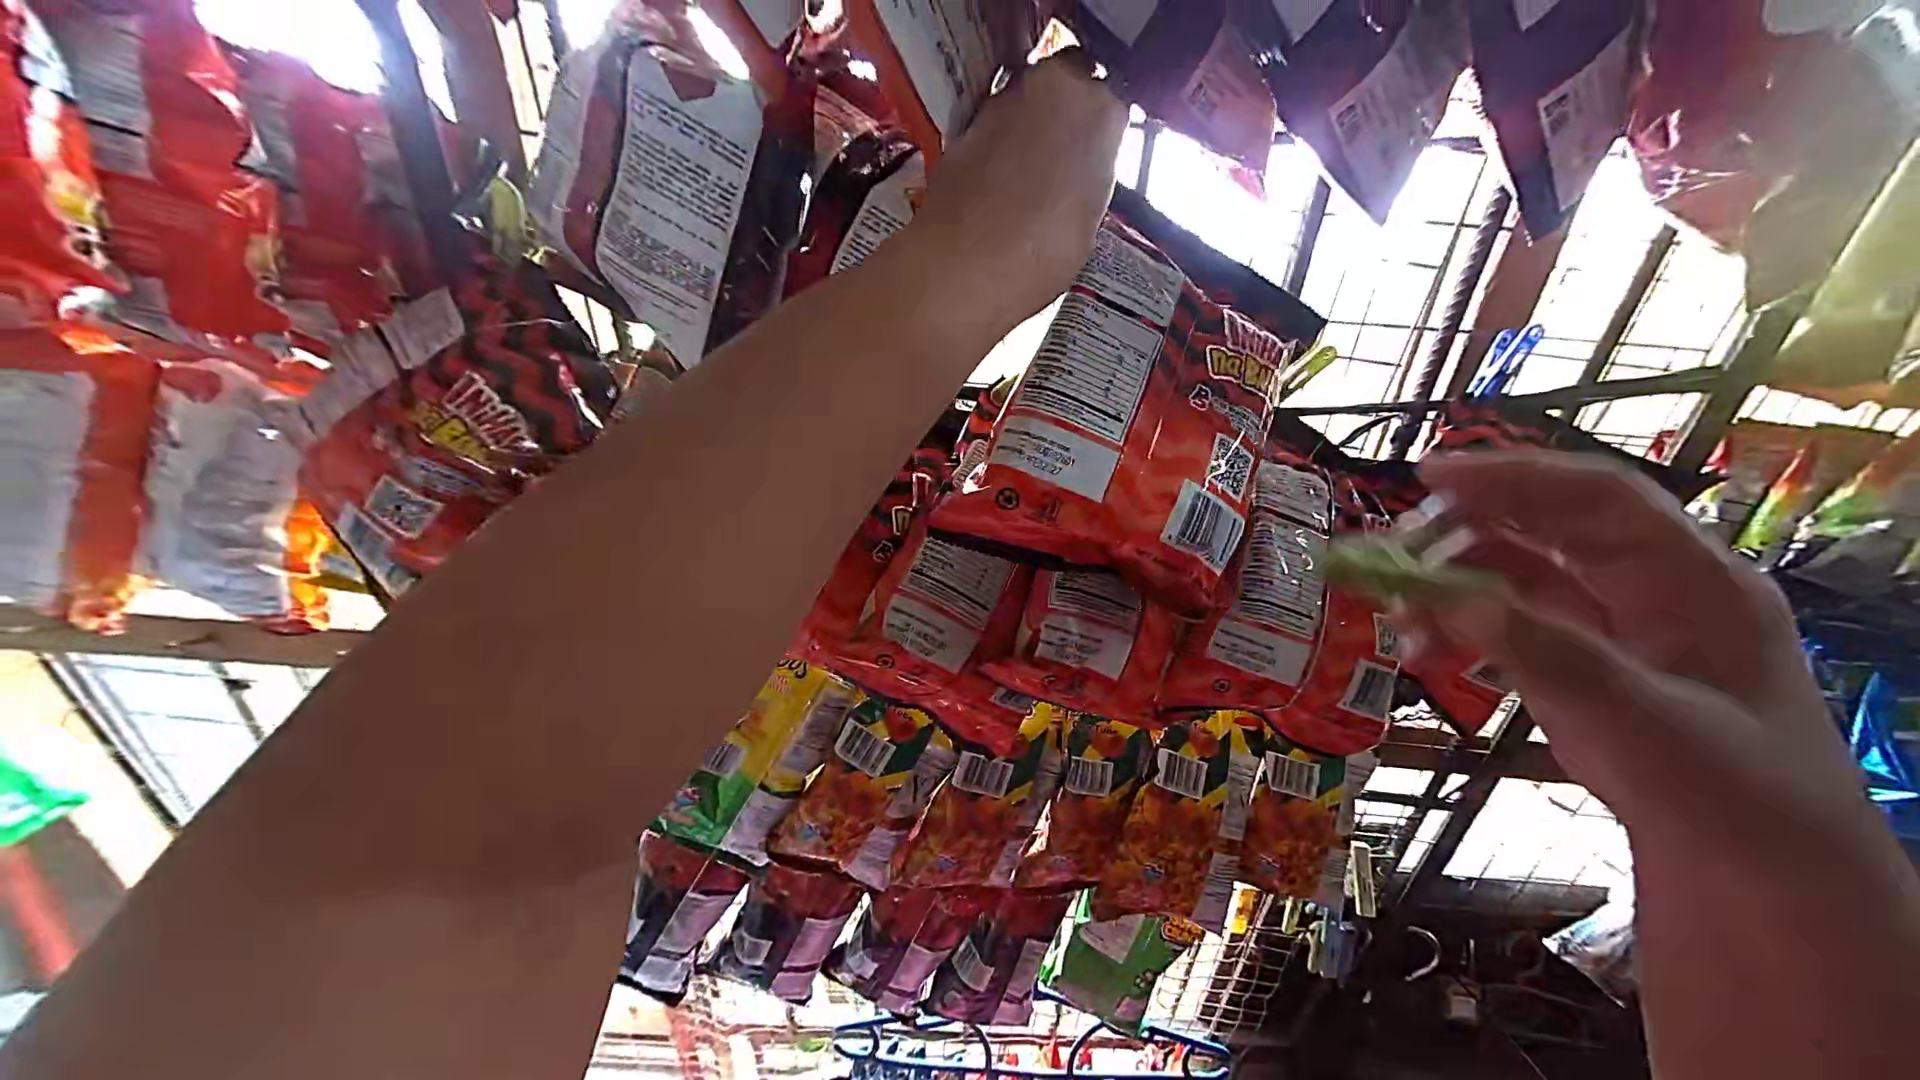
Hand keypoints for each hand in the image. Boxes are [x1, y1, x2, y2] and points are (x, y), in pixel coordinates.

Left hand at [904, 51, 1127, 328]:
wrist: (963, 269)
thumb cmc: (1042, 255)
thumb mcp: (1090, 221)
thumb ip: (1090, 175)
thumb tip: (1082, 170)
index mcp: (1097, 106)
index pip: (1112, 99)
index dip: (1102, 130)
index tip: (1096, 158)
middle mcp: (1048, 86)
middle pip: (1064, 89)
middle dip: (1063, 119)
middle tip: (1060, 168)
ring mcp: (998, 103)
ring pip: (1023, 107)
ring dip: (1025, 134)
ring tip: (1022, 186)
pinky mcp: (960, 129)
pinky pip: (988, 134)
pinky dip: (993, 154)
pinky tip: (991, 194)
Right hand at [1400, 451, 1874, 862]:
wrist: (1752, 875)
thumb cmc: (1722, 791)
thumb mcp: (1634, 717)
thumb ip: (1539, 651)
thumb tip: (1446, 595)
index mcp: (1690, 580)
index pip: (1595, 498)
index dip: (1511, 477)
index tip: (1429, 475)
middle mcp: (1644, 587)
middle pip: (1542, 526)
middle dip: (1463, 527)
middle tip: (1393, 541)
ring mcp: (1602, 622)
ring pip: (1511, 572)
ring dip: (1448, 582)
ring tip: (1398, 609)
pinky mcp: (1568, 655)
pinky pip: (1499, 618)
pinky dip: (1455, 624)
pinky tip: (1421, 648)